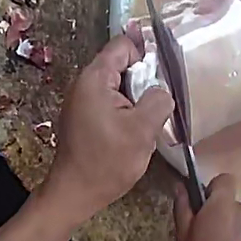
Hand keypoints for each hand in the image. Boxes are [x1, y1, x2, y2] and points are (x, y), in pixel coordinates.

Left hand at [39, 36, 172, 222]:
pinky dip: (128, 111)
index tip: (165, 75)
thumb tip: (163, 91)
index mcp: (95, 79)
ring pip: (121, 86)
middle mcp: (86, 84)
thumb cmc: (107, 161)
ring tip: (151, 120)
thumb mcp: (142, 129)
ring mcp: (84, 101)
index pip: (124, 45)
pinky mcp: (86, 118)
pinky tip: (137, 131)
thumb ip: (158, 100)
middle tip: (162, 103)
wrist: (76, 194)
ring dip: (139, 99)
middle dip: (146, 80)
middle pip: (123, 65)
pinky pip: (113, 103)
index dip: (147, 54)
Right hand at [172, 174, 240, 240]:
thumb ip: (183, 210)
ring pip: (231, 220)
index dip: (209, 187)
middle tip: (194, 235)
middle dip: (211, 212)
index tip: (197, 205)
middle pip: (225, 202)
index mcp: (222, 205)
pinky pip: (238, 235)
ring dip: (219, 229)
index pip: (224, 179)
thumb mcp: (183, 240)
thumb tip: (180, 187)